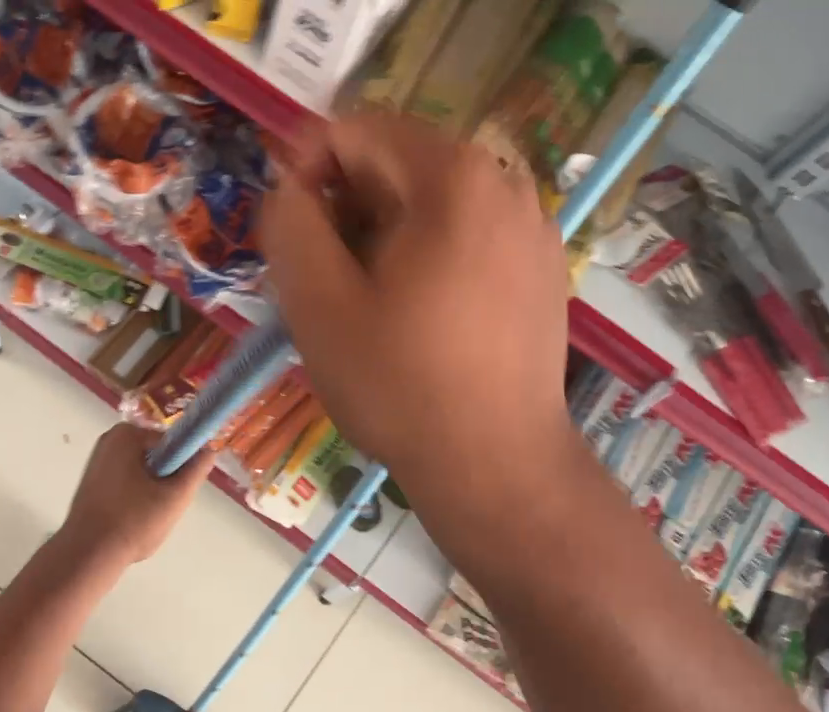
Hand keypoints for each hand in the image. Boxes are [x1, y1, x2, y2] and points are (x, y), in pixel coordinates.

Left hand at [58, 424, 215, 564]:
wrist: (88, 554)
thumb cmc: (133, 522)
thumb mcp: (175, 497)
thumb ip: (196, 469)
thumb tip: (209, 449)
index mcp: (126, 434)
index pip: (172, 443)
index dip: (180, 468)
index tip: (175, 493)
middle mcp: (109, 439)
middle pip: (157, 456)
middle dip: (165, 480)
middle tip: (161, 508)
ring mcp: (97, 460)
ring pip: (143, 472)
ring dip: (151, 492)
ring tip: (144, 516)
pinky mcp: (92, 480)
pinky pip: (126, 482)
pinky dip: (134, 498)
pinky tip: (130, 518)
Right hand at [263, 114, 575, 497]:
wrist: (492, 463)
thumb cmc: (397, 386)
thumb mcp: (317, 306)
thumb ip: (290, 227)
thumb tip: (289, 188)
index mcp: (451, 178)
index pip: (358, 131)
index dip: (305, 173)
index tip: (286, 237)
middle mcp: (505, 184)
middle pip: (400, 167)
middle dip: (347, 212)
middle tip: (321, 284)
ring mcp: (532, 230)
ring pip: (433, 208)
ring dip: (384, 241)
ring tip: (366, 309)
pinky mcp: (541, 273)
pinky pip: (468, 242)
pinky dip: (427, 262)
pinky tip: (417, 323)